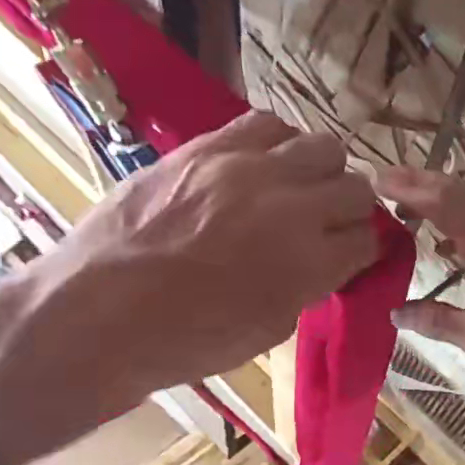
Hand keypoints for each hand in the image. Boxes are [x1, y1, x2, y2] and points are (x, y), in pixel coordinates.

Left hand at [8, 113, 379, 408]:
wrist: (97, 313)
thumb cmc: (184, 341)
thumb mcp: (267, 330)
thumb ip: (308, 286)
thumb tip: (324, 260)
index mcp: (308, 263)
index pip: (367, 240)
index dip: (361, 249)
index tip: (349, 255)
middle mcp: (290, 207)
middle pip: (356, 188)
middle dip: (350, 210)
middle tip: (327, 224)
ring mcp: (247, 169)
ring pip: (321, 146)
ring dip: (319, 171)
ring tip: (294, 189)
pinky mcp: (206, 147)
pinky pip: (266, 123)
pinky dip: (277, 144)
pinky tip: (262, 164)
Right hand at [376, 167, 464, 368]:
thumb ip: (436, 322)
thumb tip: (395, 314)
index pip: (441, 202)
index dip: (406, 188)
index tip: (375, 181)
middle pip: (453, 189)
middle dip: (415, 180)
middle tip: (380, 180)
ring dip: (434, 194)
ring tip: (401, 203)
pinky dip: (452, 213)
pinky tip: (438, 238)